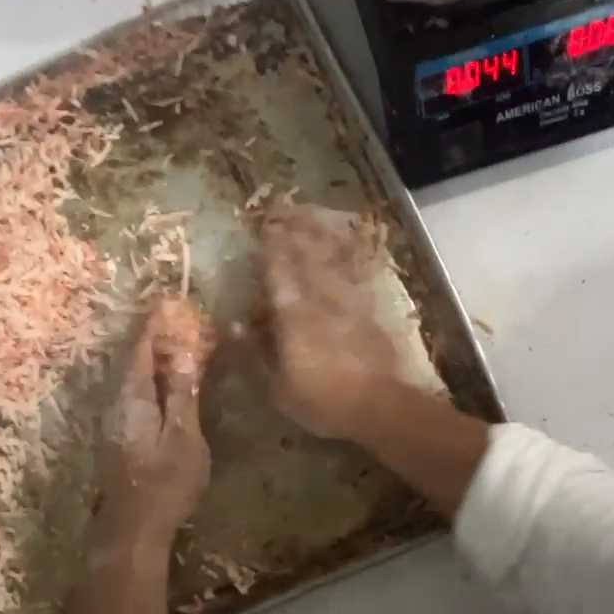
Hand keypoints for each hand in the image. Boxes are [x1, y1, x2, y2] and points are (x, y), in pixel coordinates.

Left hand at [94, 298, 212, 553]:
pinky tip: (170, 389)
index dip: (156, 325)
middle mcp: (118, 403)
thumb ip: (183, 393)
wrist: (134, 528)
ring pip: (136, 380)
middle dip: (157, 340)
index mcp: (133, 397)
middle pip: (136, 362)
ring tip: (180, 350)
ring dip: (157, 363)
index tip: (169, 302)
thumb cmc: (165, 482)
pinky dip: (154, 383)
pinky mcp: (122, 438)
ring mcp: (117, 422)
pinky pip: (138, 396)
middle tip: (181, 323)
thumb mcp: (184, 436)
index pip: (142, 349)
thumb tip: (184, 352)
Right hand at [255, 206, 401, 439]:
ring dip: (319, 234)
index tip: (264, 223)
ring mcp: (349, 301)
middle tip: (283, 208)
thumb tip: (233, 324)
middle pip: (306, 255)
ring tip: (310, 215)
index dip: (271, 245)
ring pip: (332, 258)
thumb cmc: (322, 401)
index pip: (278, 271)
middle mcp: (321, 299)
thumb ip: (255, 352)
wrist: (379, 405)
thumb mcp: (277, 387)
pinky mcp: (370, 310)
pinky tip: (344, 245)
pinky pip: (355, 272)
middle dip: (293, 230)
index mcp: (293, 316)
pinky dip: (347, 255)